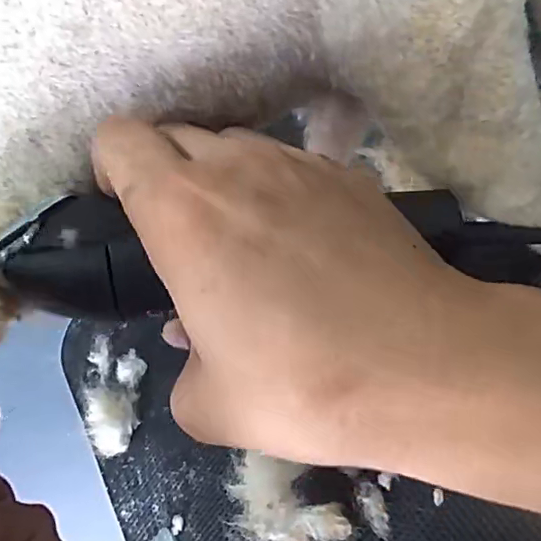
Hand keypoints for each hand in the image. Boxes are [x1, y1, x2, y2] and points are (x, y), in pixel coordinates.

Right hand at [92, 120, 494, 466]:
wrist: (426, 364)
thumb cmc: (305, 386)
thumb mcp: (210, 404)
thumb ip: (183, 365)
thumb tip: (196, 332)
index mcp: (183, 210)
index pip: (120, 139)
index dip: (114, 172)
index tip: (133, 219)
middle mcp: (241, 168)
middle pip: (179, 137)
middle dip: (169, 176)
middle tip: (191, 242)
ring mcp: (306, 166)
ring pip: (242, 147)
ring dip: (230, 182)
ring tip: (256, 245)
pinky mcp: (357, 179)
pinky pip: (299, 167)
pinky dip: (287, 192)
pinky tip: (315, 246)